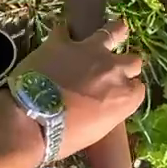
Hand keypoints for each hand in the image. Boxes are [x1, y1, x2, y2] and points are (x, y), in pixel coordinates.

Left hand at [14, 19, 146, 159]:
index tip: (116, 94)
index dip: (127, 90)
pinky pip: (65, 30)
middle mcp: (114, 69)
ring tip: (110, 34)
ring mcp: (89, 51)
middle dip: (124, 66)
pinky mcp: (61, 42)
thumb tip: (101, 105)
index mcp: (125, 96)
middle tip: (111, 72)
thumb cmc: (63, 138)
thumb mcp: (95, 132)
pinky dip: (63, 35)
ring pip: (114, 31)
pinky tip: (60, 38)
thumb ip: (107, 112)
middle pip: (133, 61)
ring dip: (113, 33)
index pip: (137, 88)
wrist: (29, 121)